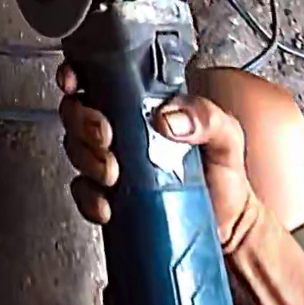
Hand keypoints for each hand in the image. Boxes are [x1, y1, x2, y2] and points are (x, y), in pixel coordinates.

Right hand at [57, 64, 265, 252]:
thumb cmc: (223, 174)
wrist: (230, 231)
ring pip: (74, 146)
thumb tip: (167, 118)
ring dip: (86, 157)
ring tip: (112, 171)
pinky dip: (88, 197)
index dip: (73, 73)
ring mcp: (109, 158)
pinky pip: (81, 190)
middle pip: (75, 109)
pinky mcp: (107, 194)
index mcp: (138, 100)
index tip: (74, 83)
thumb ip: (205, 116)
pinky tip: (107, 204)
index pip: (94, 75)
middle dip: (81, 120)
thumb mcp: (225, 135)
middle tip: (105, 134)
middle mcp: (117, 124)